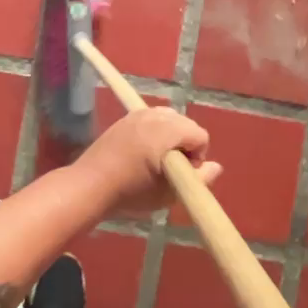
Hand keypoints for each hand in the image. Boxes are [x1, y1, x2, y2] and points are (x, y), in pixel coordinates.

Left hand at [72, 107, 221, 213]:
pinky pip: (149, 119)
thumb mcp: (170, 192)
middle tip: (170, 168)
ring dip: (170, 136)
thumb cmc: (133, 191)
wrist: (91, 185)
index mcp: (168, 130)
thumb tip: (216, 167)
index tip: (182, 174)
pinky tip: (142, 152)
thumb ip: (199, 179)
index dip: (197, 156)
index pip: (200, 135)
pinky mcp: (123, 119)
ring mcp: (136, 114)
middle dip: (184, 144)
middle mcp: (154, 115)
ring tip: (157, 159)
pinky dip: (154, 131)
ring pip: (168, 119)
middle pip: (185, 124)